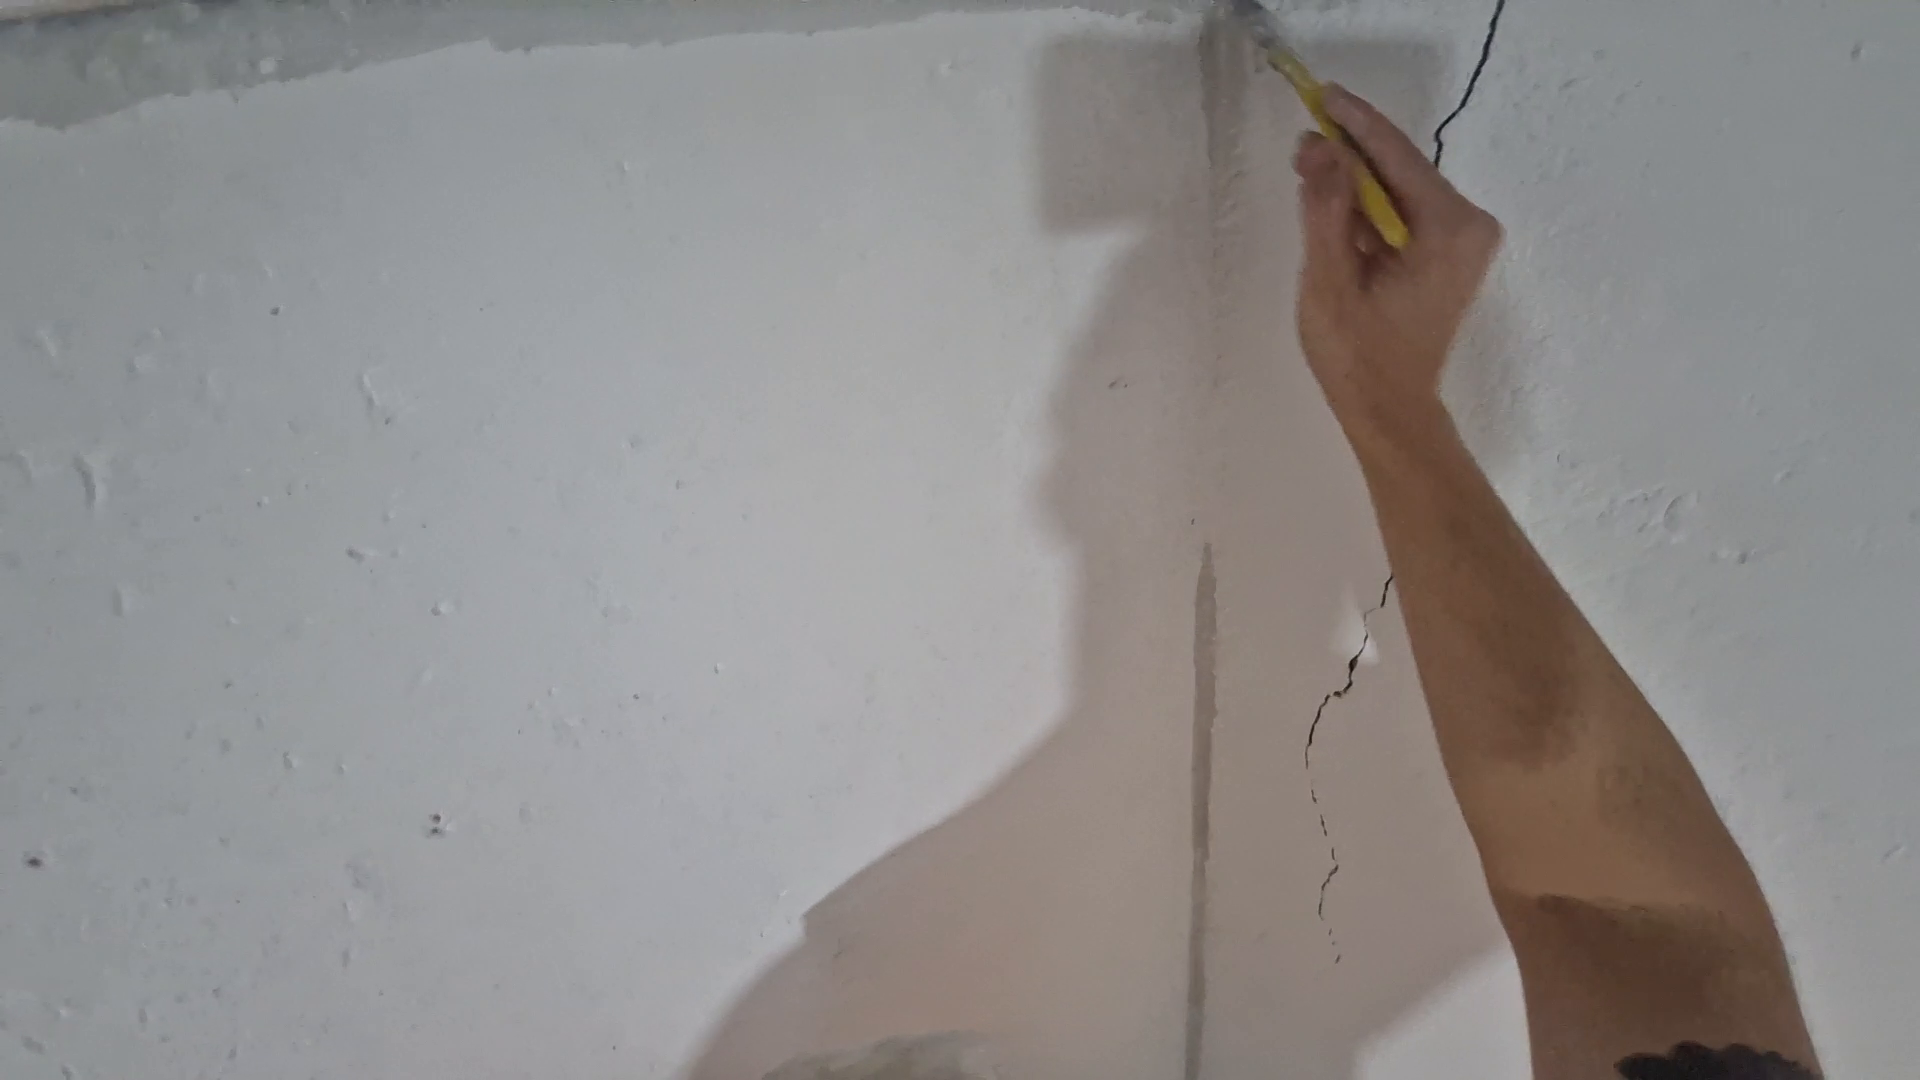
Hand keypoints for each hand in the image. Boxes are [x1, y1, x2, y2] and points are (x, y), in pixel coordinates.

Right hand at [1294, 85, 1501, 433]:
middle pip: (1400, 175)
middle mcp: (1468, 225)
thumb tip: (1319, 150)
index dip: (1355, 125)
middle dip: (1349, 159)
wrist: (1387, 410)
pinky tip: (1332, 216)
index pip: (1397, 158)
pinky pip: (1400, 222)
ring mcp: (1461, 244)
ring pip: (1397, 199)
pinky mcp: (1445, 260)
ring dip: (1353, 190)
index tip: (1322, 96)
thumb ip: (1325, 214)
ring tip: (1308, 178)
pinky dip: (1365, 218)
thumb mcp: (1330, 283)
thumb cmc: (1356, 355)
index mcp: (1450, 228)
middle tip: (1303, 147)